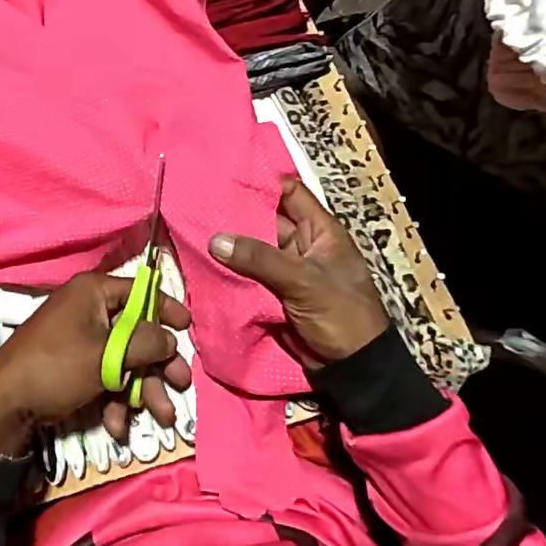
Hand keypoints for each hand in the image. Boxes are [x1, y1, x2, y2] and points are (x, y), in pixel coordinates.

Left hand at [0, 273, 192, 456]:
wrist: (5, 404)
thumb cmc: (57, 367)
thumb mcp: (106, 355)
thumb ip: (146, 343)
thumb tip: (170, 338)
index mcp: (92, 292)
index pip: (139, 290)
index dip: (166, 308)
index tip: (189, 328)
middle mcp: (87, 310)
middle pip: (136, 331)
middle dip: (159, 364)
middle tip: (181, 384)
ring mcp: (80, 340)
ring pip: (123, 360)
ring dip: (142, 390)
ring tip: (163, 418)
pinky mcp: (74, 367)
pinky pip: (103, 377)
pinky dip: (114, 401)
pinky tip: (117, 426)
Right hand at [209, 176, 389, 367]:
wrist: (351, 368)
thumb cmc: (341, 314)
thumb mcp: (303, 281)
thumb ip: (259, 259)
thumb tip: (215, 240)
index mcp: (320, 231)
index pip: (290, 194)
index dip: (262, 183)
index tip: (226, 177)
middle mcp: (301, 244)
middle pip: (265, 219)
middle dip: (236, 213)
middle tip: (199, 202)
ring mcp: (286, 268)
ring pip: (253, 247)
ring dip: (230, 242)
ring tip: (193, 226)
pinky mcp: (272, 291)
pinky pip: (248, 273)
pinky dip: (230, 268)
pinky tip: (202, 259)